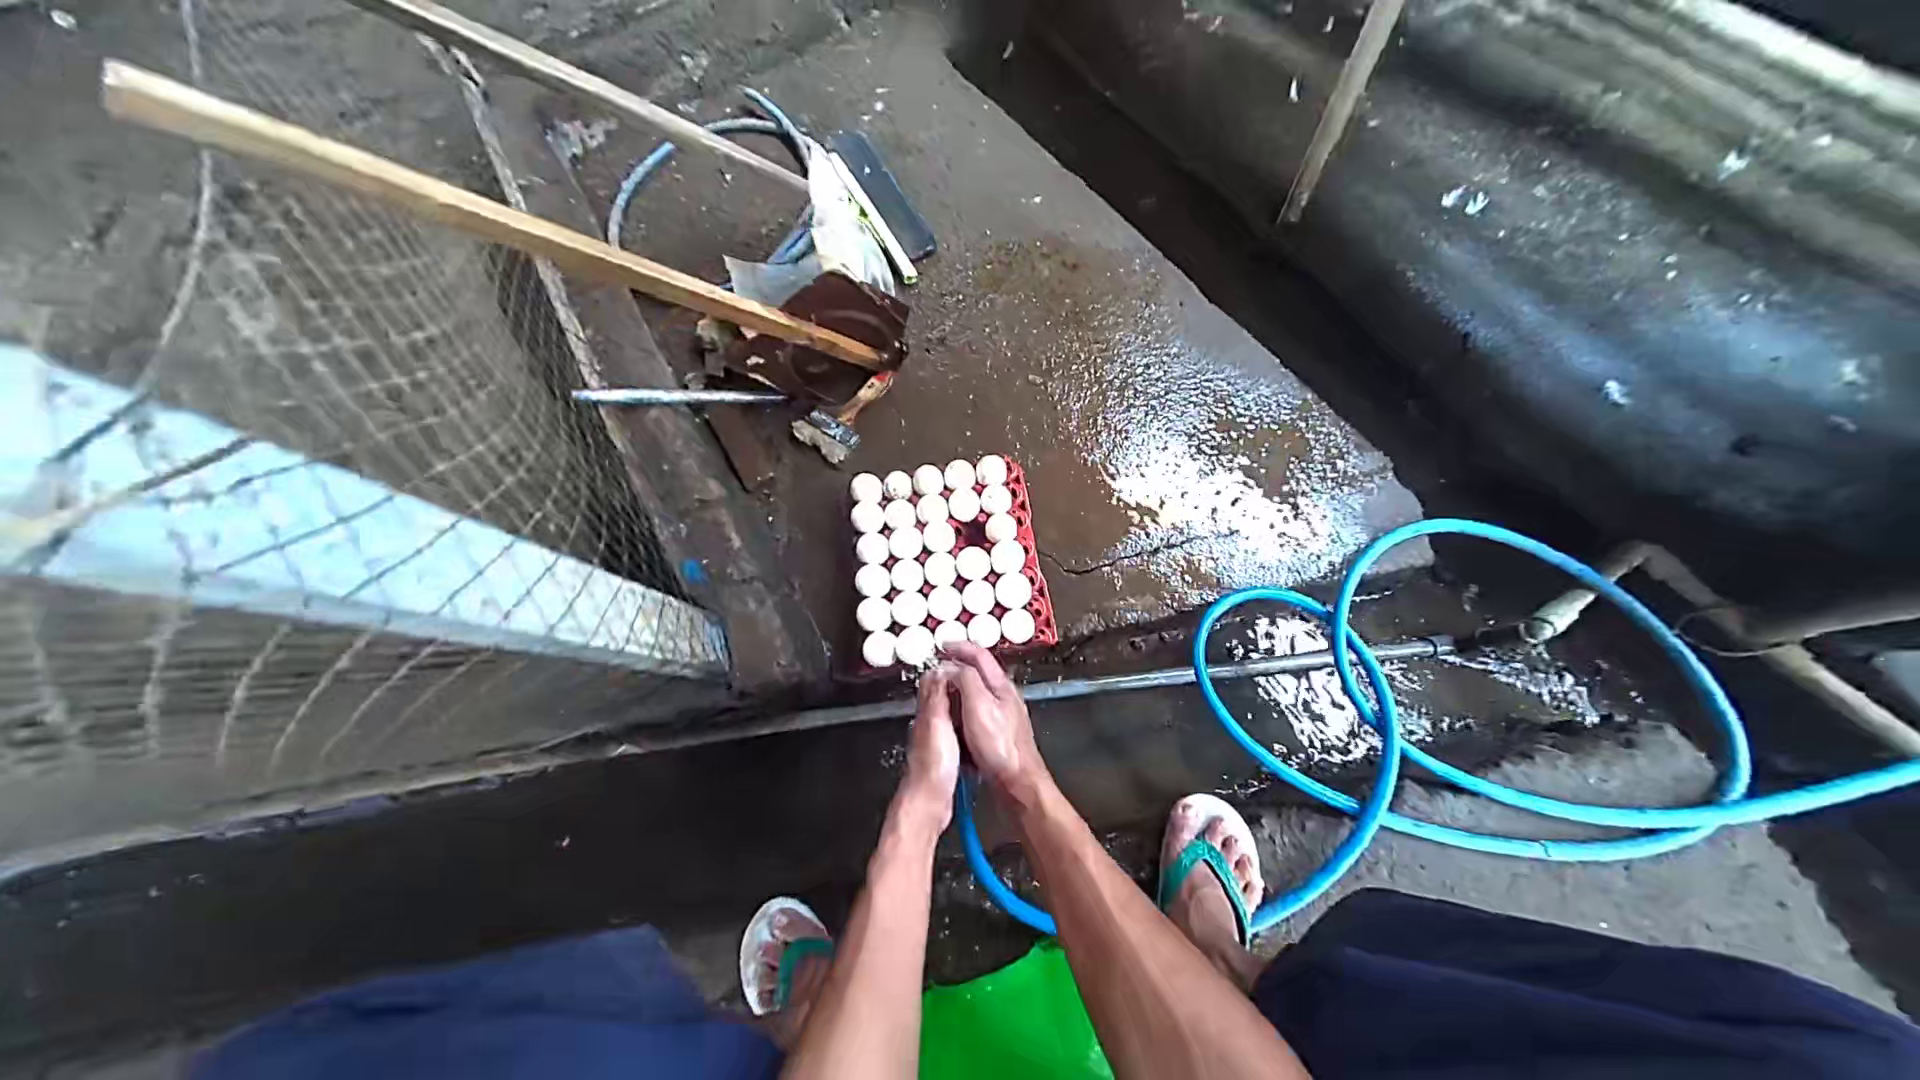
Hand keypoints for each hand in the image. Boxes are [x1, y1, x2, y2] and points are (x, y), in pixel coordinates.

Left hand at [897, 666, 960, 831]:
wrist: (929, 803)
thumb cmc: (933, 768)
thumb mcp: (936, 723)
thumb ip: (937, 696)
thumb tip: (939, 669)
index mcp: (927, 714)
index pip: (933, 682)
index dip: (947, 670)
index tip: (961, 662)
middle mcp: (929, 726)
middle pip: (942, 698)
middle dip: (956, 688)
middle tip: (973, 679)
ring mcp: (936, 743)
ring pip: (950, 717)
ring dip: (962, 709)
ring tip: (978, 703)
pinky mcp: (945, 759)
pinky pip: (957, 738)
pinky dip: (966, 732)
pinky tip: (976, 735)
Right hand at [939, 642, 1051, 806]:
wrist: (1018, 783)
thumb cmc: (1003, 749)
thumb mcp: (979, 706)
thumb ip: (965, 680)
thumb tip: (950, 667)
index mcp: (1001, 687)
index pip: (979, 655)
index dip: (959, 647)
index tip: (943, 646)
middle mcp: (1004, 698)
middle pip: (979, 672)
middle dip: (956, 666)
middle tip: (938, 666)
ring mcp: (1002, 716)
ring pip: (977, 693)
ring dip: (958, 688)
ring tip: (942, 691)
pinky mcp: (998, 734)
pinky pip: (976, 713)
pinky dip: (961, 710)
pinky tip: (954, 721)